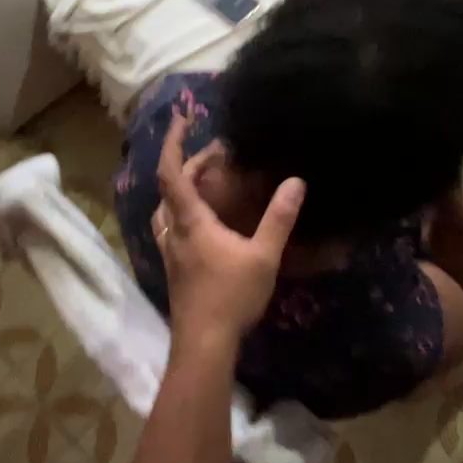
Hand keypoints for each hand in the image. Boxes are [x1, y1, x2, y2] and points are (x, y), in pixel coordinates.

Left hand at [152, 112, 304, 349]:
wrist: (202, 345)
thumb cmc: (230, 296)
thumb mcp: (263, 256)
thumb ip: (279, 218)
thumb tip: (295, 182)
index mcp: (190, 220)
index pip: (173, 172)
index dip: (175, 142)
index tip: (183, 118)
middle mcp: (173, 230)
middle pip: (171, 187)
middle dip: (191, 164)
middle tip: (218, 155)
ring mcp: (170, 251)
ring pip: (166, 209)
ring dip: (182, 188)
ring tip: (206, 182)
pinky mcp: (175, 268)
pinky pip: (171, 227)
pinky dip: (183, 211)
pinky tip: (203, 223)